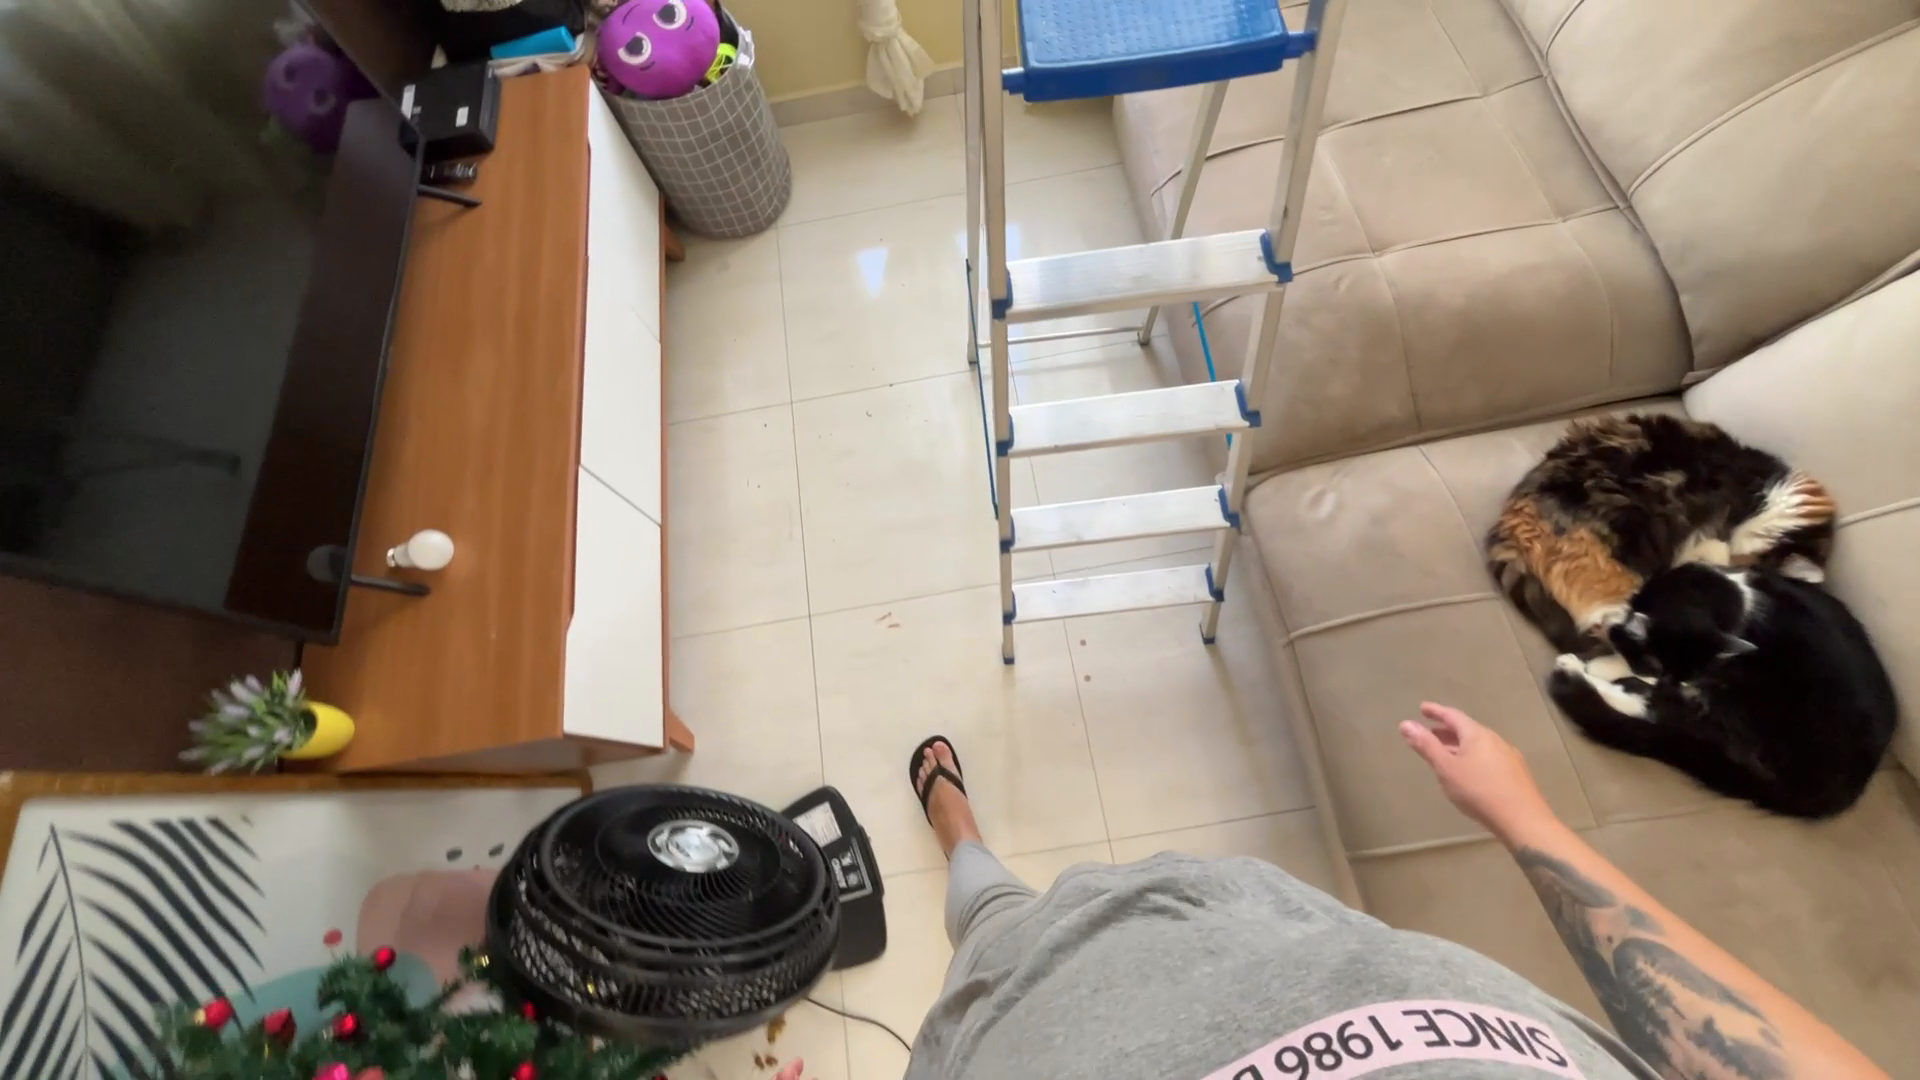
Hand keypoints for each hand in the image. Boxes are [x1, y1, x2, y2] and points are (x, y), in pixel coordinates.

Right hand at [1400, 703, 1556, 841]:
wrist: (1524, 822)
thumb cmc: (1478, 791)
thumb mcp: (1445, 768)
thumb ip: (1426, 745)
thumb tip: (1406, 724)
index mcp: (1478, 735)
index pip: (1453, 716)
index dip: (1436, 711)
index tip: (1422, 708)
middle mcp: (1496, 741)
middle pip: (1467, 730)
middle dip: (1446, 730)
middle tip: (1429, 733)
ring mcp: (1509, 758)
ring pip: (1478, 745)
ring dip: (1459, 745)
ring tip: (1444, 753)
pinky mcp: (1517, 774)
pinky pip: (1488, 757)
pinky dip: (1472, 756)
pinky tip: (1468, 771)